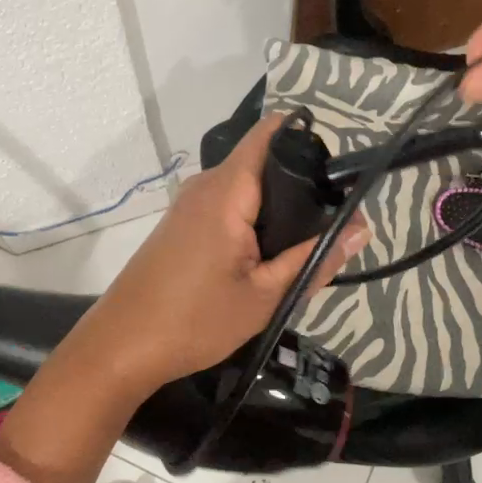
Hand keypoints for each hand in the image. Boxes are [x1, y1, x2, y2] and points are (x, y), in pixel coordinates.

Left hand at [55, 114, 368, 398]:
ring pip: (245, 187)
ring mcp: (189, 204)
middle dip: (301, 182)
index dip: (307, 140)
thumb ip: (314, 259)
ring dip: (277, 207)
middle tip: (335, 221)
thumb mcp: (265, 297)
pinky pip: (228, 205)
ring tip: (307, 242)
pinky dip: (254, 220)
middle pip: (262, 161)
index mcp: (226, 192)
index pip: (269, 134)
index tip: (338, 172)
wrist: (120, 348)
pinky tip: (268, 256)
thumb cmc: (195, 321)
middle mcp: (205, 186)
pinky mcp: (181, 225)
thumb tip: (361, 229)